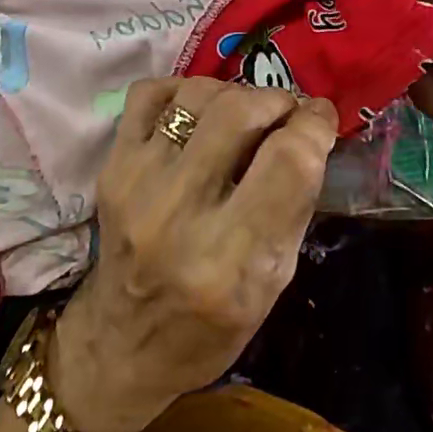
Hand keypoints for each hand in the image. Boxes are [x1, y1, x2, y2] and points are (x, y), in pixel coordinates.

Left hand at [47, 78, 338, 431]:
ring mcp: (136, 183)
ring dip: (234, 93)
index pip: (287, 162)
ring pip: (194, 95)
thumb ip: (293, 205)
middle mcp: (178, 213)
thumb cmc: (209, 327)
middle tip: (287, 111)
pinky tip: (199, 111)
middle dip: (276, 100)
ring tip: (246, 111)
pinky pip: (147, 94)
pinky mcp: (111, 167)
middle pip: (238, 113)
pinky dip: (181, 90)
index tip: (321, 118)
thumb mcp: (273, 284)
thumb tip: (310, 132)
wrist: (123, 342)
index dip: (314, 126)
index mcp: (230, 259)